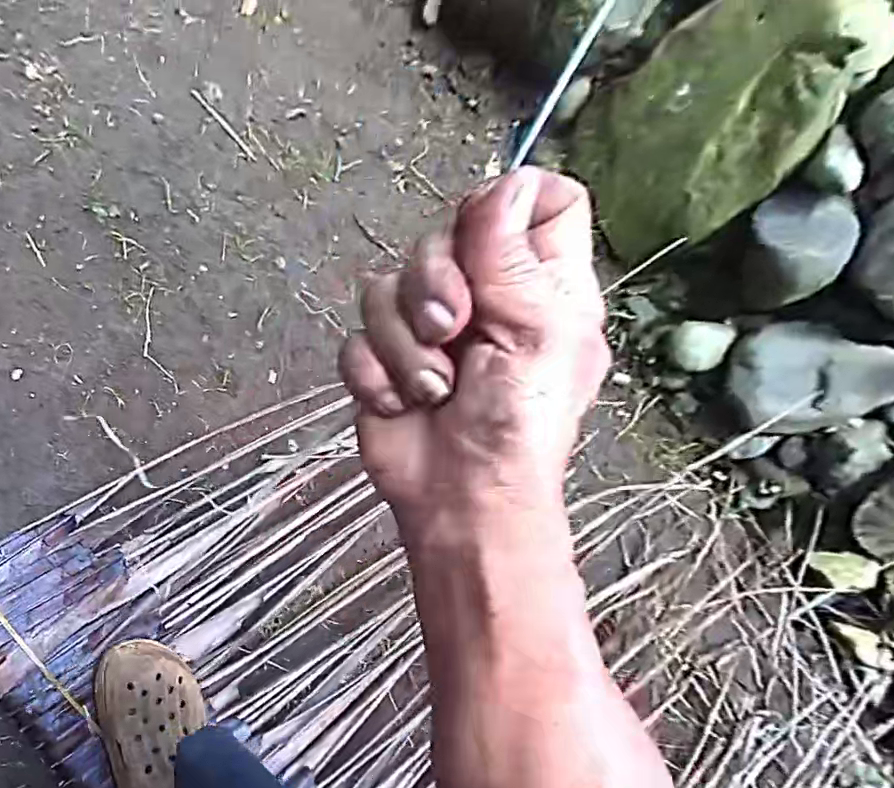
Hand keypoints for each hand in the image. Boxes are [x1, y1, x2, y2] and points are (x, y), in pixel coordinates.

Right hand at [338, 167, 610, 531]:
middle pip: (439, 236)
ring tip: (432, 388)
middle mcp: (481, 297)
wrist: (459, 496)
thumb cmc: (515, 430)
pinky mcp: (381, 362)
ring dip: (404, 345)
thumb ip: (516, 261)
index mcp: (537, 284)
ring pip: (385, 288)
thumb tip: (505, 186)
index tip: (489, 243)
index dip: (508, 206)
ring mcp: (424, 330)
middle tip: (453, 331)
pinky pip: (355, 340)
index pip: (533, 201)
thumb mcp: (538, 338)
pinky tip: (399, 404)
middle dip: (434, 286)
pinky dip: (374, 376)